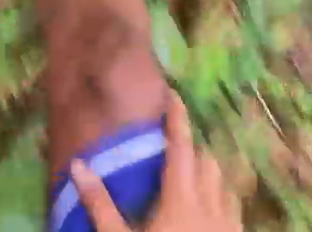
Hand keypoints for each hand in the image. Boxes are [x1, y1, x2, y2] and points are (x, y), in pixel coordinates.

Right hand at [72, 94, 243, 231]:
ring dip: (211, 173)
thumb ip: (100, 204)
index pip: (181, 146)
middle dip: (193, 148)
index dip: (178, 118)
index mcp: (181, 198)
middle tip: (173, 143)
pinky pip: (234, 213)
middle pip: (208, 162)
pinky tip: (209, 212)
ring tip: (193, 173)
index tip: (173, 94)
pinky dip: (222, 200)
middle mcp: (210, 207)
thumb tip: (77, 164)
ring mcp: (228, 229)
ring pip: (225, 186)